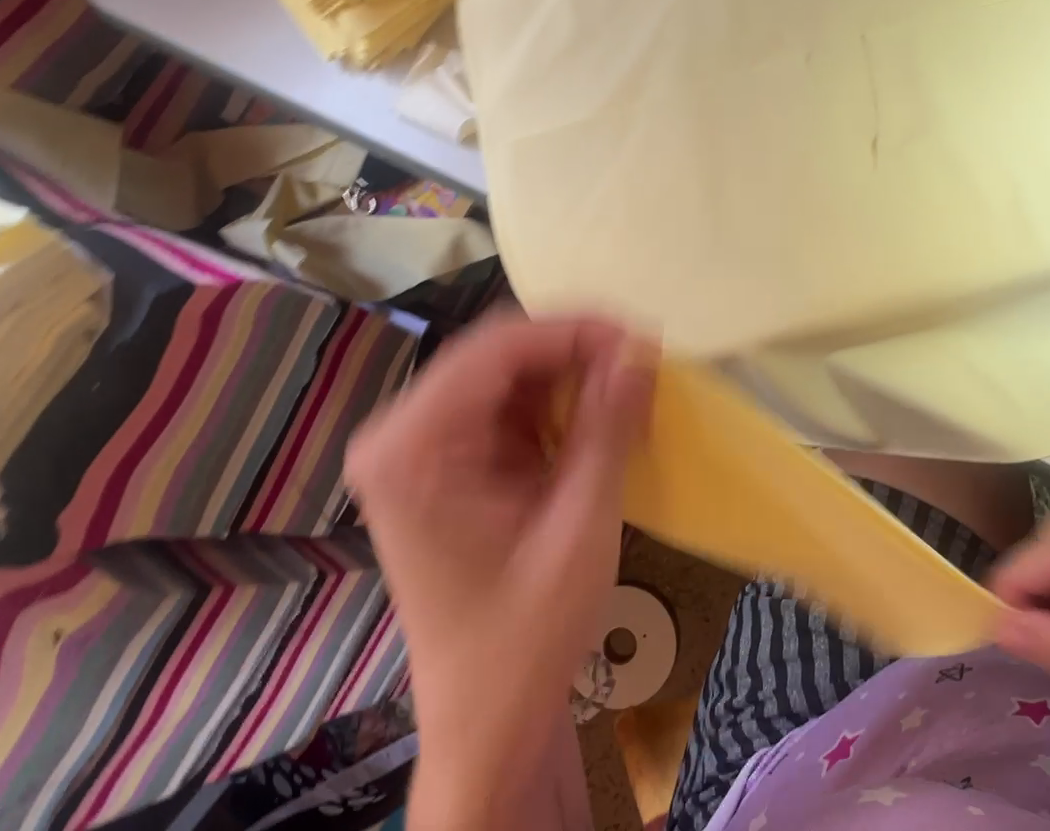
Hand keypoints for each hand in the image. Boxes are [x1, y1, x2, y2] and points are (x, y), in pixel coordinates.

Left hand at [345, 316, 655, 826]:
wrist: (488, 719)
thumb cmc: (526, 636)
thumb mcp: (579, 526)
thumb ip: (606, 429)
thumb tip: (640, 350)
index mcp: (411, 448)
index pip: (495, 349)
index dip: (575, 330)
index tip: (644, 339)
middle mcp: (402, 436)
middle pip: (497, 358)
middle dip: (576, 354)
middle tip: (646, 366)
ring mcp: (421, 451)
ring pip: (507, 380)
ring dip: (572, 381)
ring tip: (632, 394)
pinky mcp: (447, 468)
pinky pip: (507, 412)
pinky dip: (558, 411)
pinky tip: (600, 424)